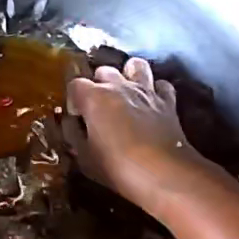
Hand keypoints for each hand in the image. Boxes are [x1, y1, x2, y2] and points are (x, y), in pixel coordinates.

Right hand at [65, 57, 210, 209]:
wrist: (164, 174)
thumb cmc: (118, 167)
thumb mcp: (85, 158)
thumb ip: (73, 135)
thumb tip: (70, 124)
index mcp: (94, 97)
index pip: (75, 84)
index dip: (74, 99)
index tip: (77, 116)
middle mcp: (119, 86)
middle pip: (104, 71)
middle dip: (98, 84)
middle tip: (99, 107)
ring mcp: (146, 91)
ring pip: (135, 65)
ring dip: (128, 75)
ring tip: (125, 93)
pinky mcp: (168, 101)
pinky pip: (161, 85)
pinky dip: (156, 91)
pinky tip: (151, 103)